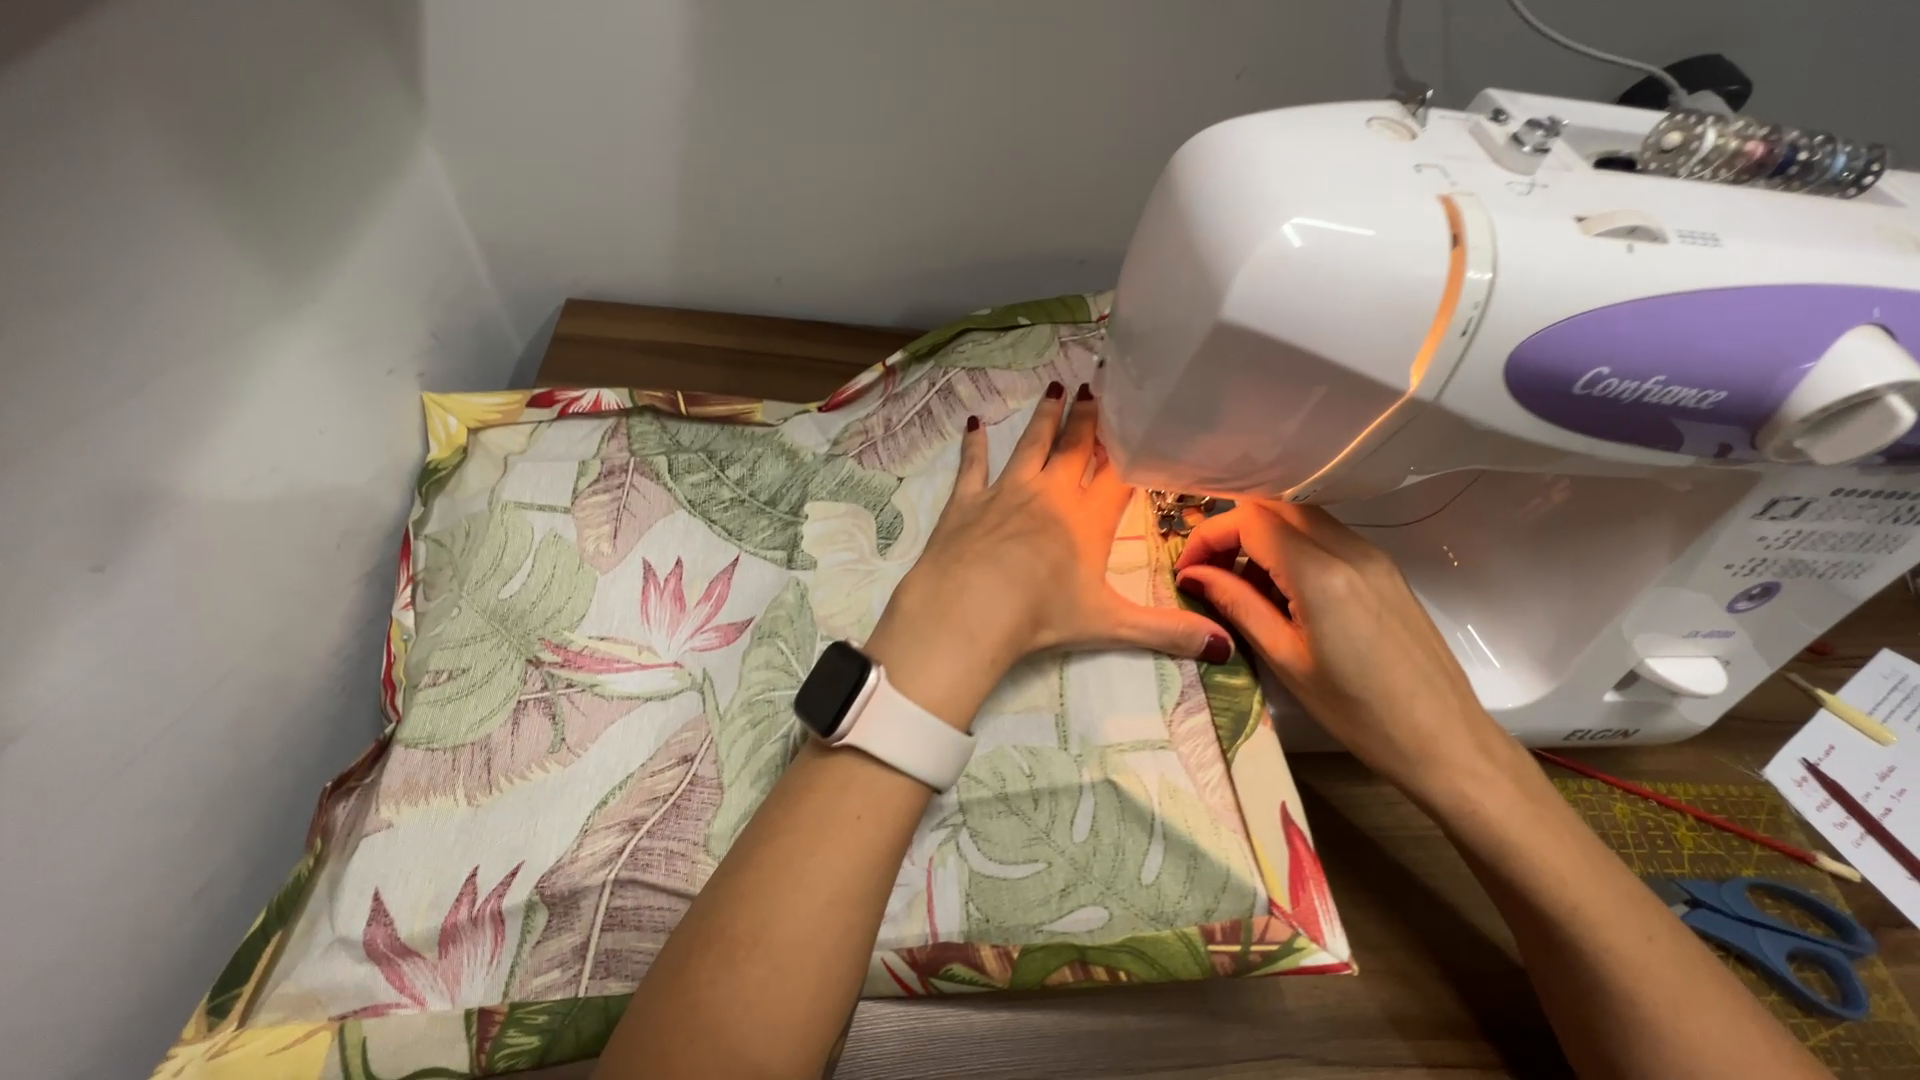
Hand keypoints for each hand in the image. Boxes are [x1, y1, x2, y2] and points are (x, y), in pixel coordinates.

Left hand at [866, 382, 1232, 729]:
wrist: (970, 610)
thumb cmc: (1042, 616)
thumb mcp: (1110, 626)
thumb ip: (1167, 633)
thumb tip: (1225, 649)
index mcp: (1088, 520)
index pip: (1115, 476)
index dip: (1127, 448)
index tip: (1137, 419)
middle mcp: (1051, 495)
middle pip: (1074, 448)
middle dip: (1088, 418)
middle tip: (1094, 386)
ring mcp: (1006, 492)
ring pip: (1031, 445)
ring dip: (1045, 418)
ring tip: (1055, 388)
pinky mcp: (967, 500)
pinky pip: (973, 464)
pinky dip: (973, 443)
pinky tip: (975, 421)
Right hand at [1172, 502, 1521, 807]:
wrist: (1443, 739)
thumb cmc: (1357, 712)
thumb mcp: (1284, 660)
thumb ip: (1236, 605)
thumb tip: (1194, 574)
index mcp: (1321, 573)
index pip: (1250, 520)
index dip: (1210, 536)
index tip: (1189, 570)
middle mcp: (1351, 550)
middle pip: (1275, 507)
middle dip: (1233, 531)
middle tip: (1210, 574)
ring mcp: (1374, 556)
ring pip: (1301, 519)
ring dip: (1263, 540)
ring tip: (1243, 589)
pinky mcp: (1385, 570)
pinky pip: (1327, 538)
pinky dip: (1293, 551)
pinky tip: (1284, 595)